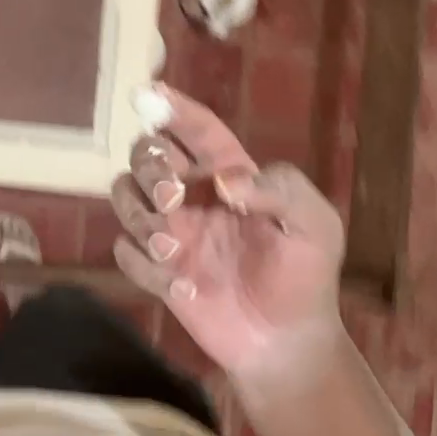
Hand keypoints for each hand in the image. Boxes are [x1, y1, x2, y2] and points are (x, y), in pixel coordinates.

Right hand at [110, 86, 348, 379]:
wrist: (284, 343)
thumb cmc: (305, 277)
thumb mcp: (314, 226)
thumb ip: (280, 190)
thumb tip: (223, 182)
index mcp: (231, 176)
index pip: (198, 130)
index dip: (174, 108)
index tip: (148, 92)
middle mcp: (194, 197)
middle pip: (147, 156)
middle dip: (149, 167)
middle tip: (172, 198)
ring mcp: (172, 233)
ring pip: (123, 196)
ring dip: (139, 217)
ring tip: (172, 251)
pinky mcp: (156, 270)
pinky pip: (124, 252)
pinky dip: (144, 267)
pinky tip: (184, 290)